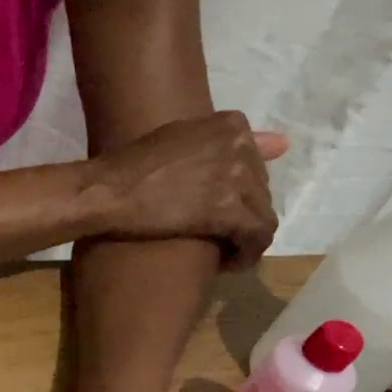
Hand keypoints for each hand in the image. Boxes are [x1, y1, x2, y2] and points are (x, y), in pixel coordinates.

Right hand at [94, 111, 288, 268]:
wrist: (107, 191)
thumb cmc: (131, 166)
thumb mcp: (182, 139)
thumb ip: (227, 142)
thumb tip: (284, 143)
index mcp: (232, 126)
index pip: (255, 166)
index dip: (238, 195)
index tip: (217, 212)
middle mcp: (241, 147)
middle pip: (260, 192)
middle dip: (242, 218)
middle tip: (217, 238)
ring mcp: (236, 178)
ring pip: (262, 217)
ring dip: (245, 240)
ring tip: (222, 255)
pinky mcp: (227, 211)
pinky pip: (256, 237)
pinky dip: (246, 255)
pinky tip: (226, 265)